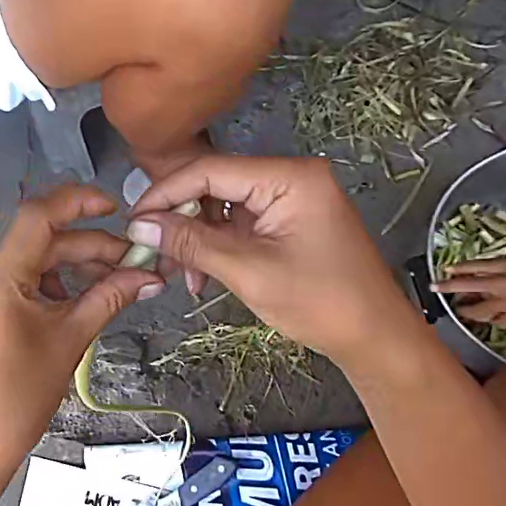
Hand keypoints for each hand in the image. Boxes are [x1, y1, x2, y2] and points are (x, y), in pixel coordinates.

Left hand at [0, 186, 161, 505]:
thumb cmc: (17, 404)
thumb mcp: (70, 343)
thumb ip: (108, 298)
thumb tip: (148, 276)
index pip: (36, 218)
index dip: (77, 203)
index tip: (111, 207)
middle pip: (37, 244)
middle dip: (86, 250)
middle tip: (128, 264)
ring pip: (24, 263)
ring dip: (66, 269)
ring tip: (104, 285)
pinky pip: (9, 281)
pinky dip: (43, 285)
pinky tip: (69, 301)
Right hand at [128, 156, 415, 362]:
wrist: (373, 336)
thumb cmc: (320, 302)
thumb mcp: (249, 271)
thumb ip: (193, 243)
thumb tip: (140, 226)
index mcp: (289, 176)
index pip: (210, 170)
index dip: (165, 194)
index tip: (132, 223)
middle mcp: (291, 177)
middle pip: (216, 187)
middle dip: (182, 222)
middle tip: (153, 254)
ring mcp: (292, 200)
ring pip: (225, 209)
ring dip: (199, 240)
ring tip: (182, 277)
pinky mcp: (290, 222)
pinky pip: (243, 225)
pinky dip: (220, 248)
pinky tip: (204, 277)